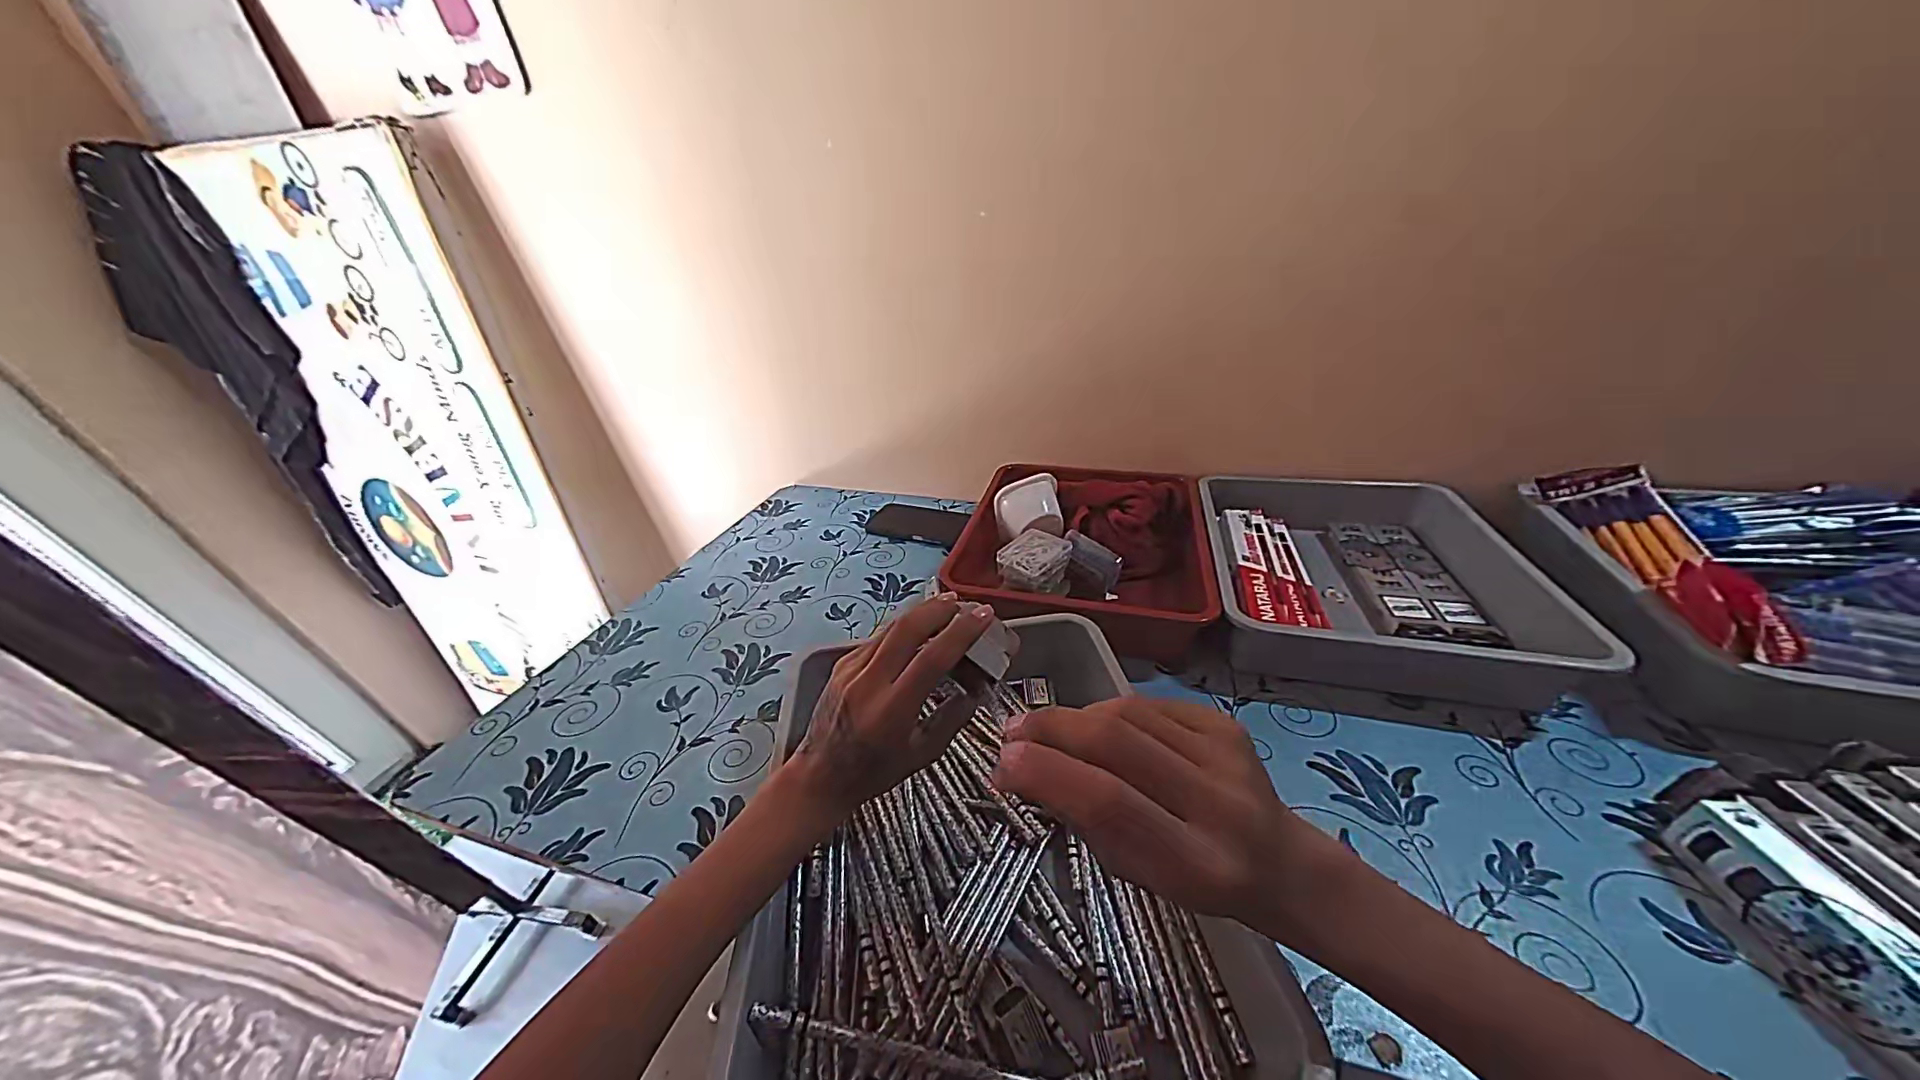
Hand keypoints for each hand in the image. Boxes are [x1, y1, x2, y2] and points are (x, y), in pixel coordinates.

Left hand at [787, 596, 999, 819]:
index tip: (982, 616)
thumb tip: (975, 690)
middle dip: (938, 609)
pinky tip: (916, 630)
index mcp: (892, 710)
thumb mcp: (922, 753)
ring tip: (944, 607)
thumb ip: (952, 718)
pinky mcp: (841, 664)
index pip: (932, 658)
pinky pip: (877, 638)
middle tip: (962, 602)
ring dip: (920, 613)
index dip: (961, 632)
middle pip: (906, 629)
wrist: (820, 776)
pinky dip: (901, 629)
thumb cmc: (872, 772)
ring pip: (890, 628)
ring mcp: (850, 670)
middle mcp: (868, 684)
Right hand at [992, 696, 1359, 939]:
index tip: (1003, 761)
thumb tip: (1023, 766)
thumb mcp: (1136, 871)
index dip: (1049, 773)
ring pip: (1128, 714)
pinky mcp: (1226, 723)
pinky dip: (1108, 710)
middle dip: (1051, 729)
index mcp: (1194, 861)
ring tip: (1046, 729)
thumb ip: (1086, 820)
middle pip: (1116, 743)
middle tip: (1012, 732)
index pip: (1109, 802)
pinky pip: (1148, 704)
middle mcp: (1218, 802)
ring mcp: (1227, 754)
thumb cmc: (1195, 877)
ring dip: (1074, 717)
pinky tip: (1094, 726)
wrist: (1277, 860)